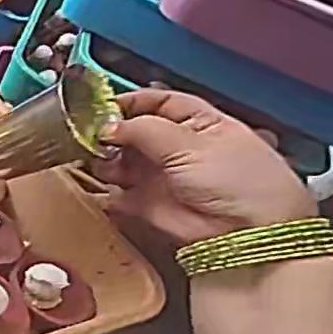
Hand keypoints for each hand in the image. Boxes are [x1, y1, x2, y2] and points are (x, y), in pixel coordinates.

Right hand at [90, 89, 316, 246]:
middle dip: (110, 131)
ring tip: (95, 159)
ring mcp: (156, 175)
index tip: (103, 105)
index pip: (160, 102)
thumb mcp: (191, 144)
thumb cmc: (237, 180)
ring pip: (117, 160)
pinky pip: (112, 192)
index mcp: (196, 124)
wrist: (242, 231)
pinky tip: (93, 182)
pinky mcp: (142, 202)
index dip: (132, 101)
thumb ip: (144, 130)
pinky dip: (98, 188)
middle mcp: (173, 148)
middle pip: (132, 131)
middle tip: (90, 135)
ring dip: (102, 158)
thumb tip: (107, 126)